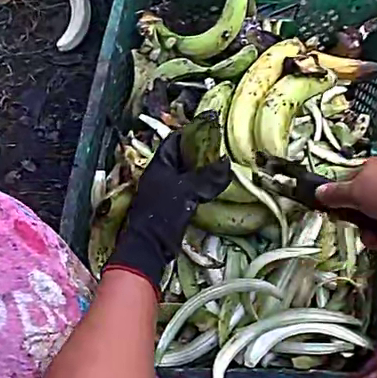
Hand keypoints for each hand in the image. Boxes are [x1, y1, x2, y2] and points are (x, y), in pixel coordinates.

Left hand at [106, 135, 231, 282]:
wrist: (149, 246)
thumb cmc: (163, 214)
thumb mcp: (187, 190)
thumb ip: (207, 176)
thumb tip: (227, 163)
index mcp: (158, 165)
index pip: (174, 141)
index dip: (190, 134)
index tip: (209, 132)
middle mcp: (160, 175)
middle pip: (181, 157)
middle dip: (199, 153)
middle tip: (219, 150)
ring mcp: (164, 191)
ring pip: (184, 174)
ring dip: (200, 171)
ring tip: (219, 167)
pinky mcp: (171, 206)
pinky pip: (187, 190)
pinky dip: (199, 187)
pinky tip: (212, 188)